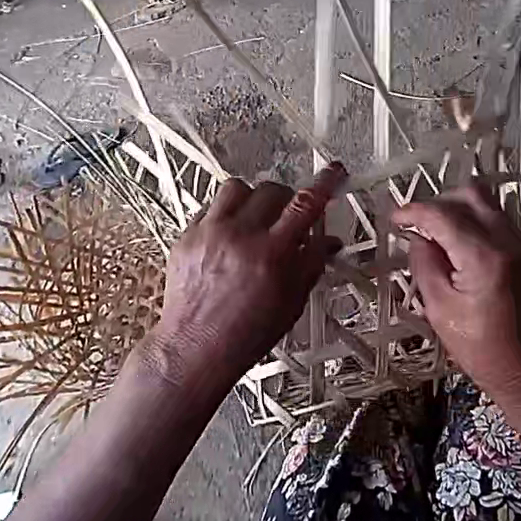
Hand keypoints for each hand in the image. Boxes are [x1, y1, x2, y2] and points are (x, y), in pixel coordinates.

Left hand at [151, 165, 345, 394]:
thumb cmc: (246, 334)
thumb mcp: (292, 302)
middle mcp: (239, 236)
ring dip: (252, 198)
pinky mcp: (186, 236)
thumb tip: (329, 241)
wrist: (194, 349)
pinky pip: (210, 207)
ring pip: (237, 188)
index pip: (305, 205)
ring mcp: (209, 233)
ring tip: (254, 219)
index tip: (334, 172)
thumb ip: (312, 264)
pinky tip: (229, 236)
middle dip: (286, 199)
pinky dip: (225, 215)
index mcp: (271, 255)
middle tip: (288, 216)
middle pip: (271, 190)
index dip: (324, 183)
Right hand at [395, 183, 520, 405]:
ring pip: (489, 206)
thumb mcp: (440, 311)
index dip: (414, 212)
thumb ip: (425, 266)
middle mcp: (510, 243)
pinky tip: (462, 251)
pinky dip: (477, 226)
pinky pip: (501, 224)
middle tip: (419, 224)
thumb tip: (417, 238)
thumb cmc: (484, 351)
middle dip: (440, 202)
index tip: (396, 219)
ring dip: (460, 212)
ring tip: (439, 236)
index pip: (444, 215)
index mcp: (484, 257)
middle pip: (472, 195)